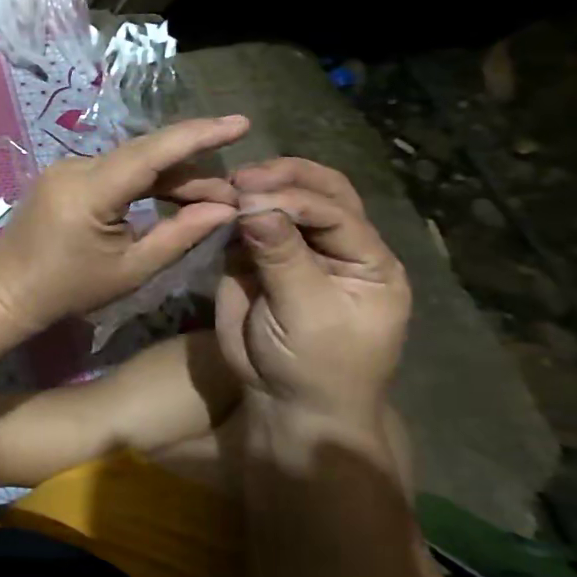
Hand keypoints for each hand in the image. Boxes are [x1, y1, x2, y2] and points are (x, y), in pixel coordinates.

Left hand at [0, 116, 250, 329]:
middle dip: (192, 165)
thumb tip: (228, 207)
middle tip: (236, 188)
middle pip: (142, 154)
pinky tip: (173, 194)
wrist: (7, 289)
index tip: (241, 123)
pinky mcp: (60, 178)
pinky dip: (142, 180)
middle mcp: (72, 169)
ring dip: (168, 175)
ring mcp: (62, 171)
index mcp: (87, 190)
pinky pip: (110, 170)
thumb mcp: (132, 268)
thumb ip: (180, 234)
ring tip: (213, 196)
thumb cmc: (68, 288)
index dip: (198, 135)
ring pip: (127, 161)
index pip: (151, 153)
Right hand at [216, 158, 409, 421]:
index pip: (335, 212)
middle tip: (241, 177)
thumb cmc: (318, 363)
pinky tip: (208, 203)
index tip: (248, 195)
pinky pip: (242, 226)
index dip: (293, 198)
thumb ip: (282, 257)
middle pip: (318, 192)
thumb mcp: (307, 311)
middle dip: (282, 177)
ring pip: (279, 203)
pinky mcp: (252, 259)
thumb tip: (253, 207)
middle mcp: (333, 246)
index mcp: (368, 259)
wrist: (286, 399)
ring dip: (251, 189)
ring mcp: (292, 250)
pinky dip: (226, 211)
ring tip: (220, 187)